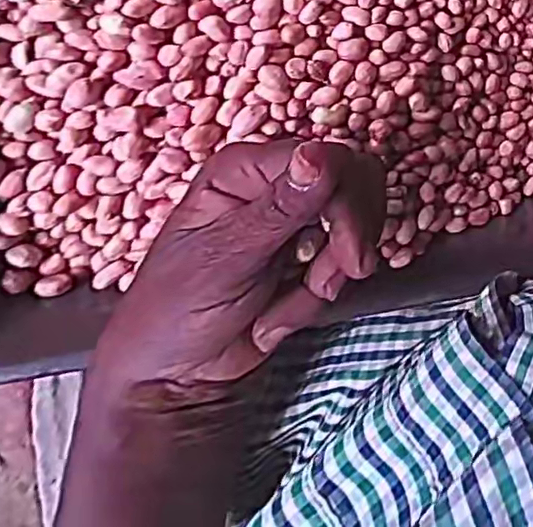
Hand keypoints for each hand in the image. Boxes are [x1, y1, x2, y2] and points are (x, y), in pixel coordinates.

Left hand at [86, 139, 384, 411]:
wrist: (173, 378)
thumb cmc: (174, 313)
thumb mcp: (225, 259)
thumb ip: (279, 207)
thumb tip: (319, 155)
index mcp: (246, 169)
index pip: (327, 159)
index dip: (345, 203)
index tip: (348, 253)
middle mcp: (277, 180)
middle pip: (354, 180)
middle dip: (347, 236)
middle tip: (327, 281)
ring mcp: (298, 211)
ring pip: (360, 215)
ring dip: (336, 266)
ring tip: (296, 296)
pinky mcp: (313, 243)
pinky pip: (349, 250)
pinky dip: (327, 284)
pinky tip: (286, 306)